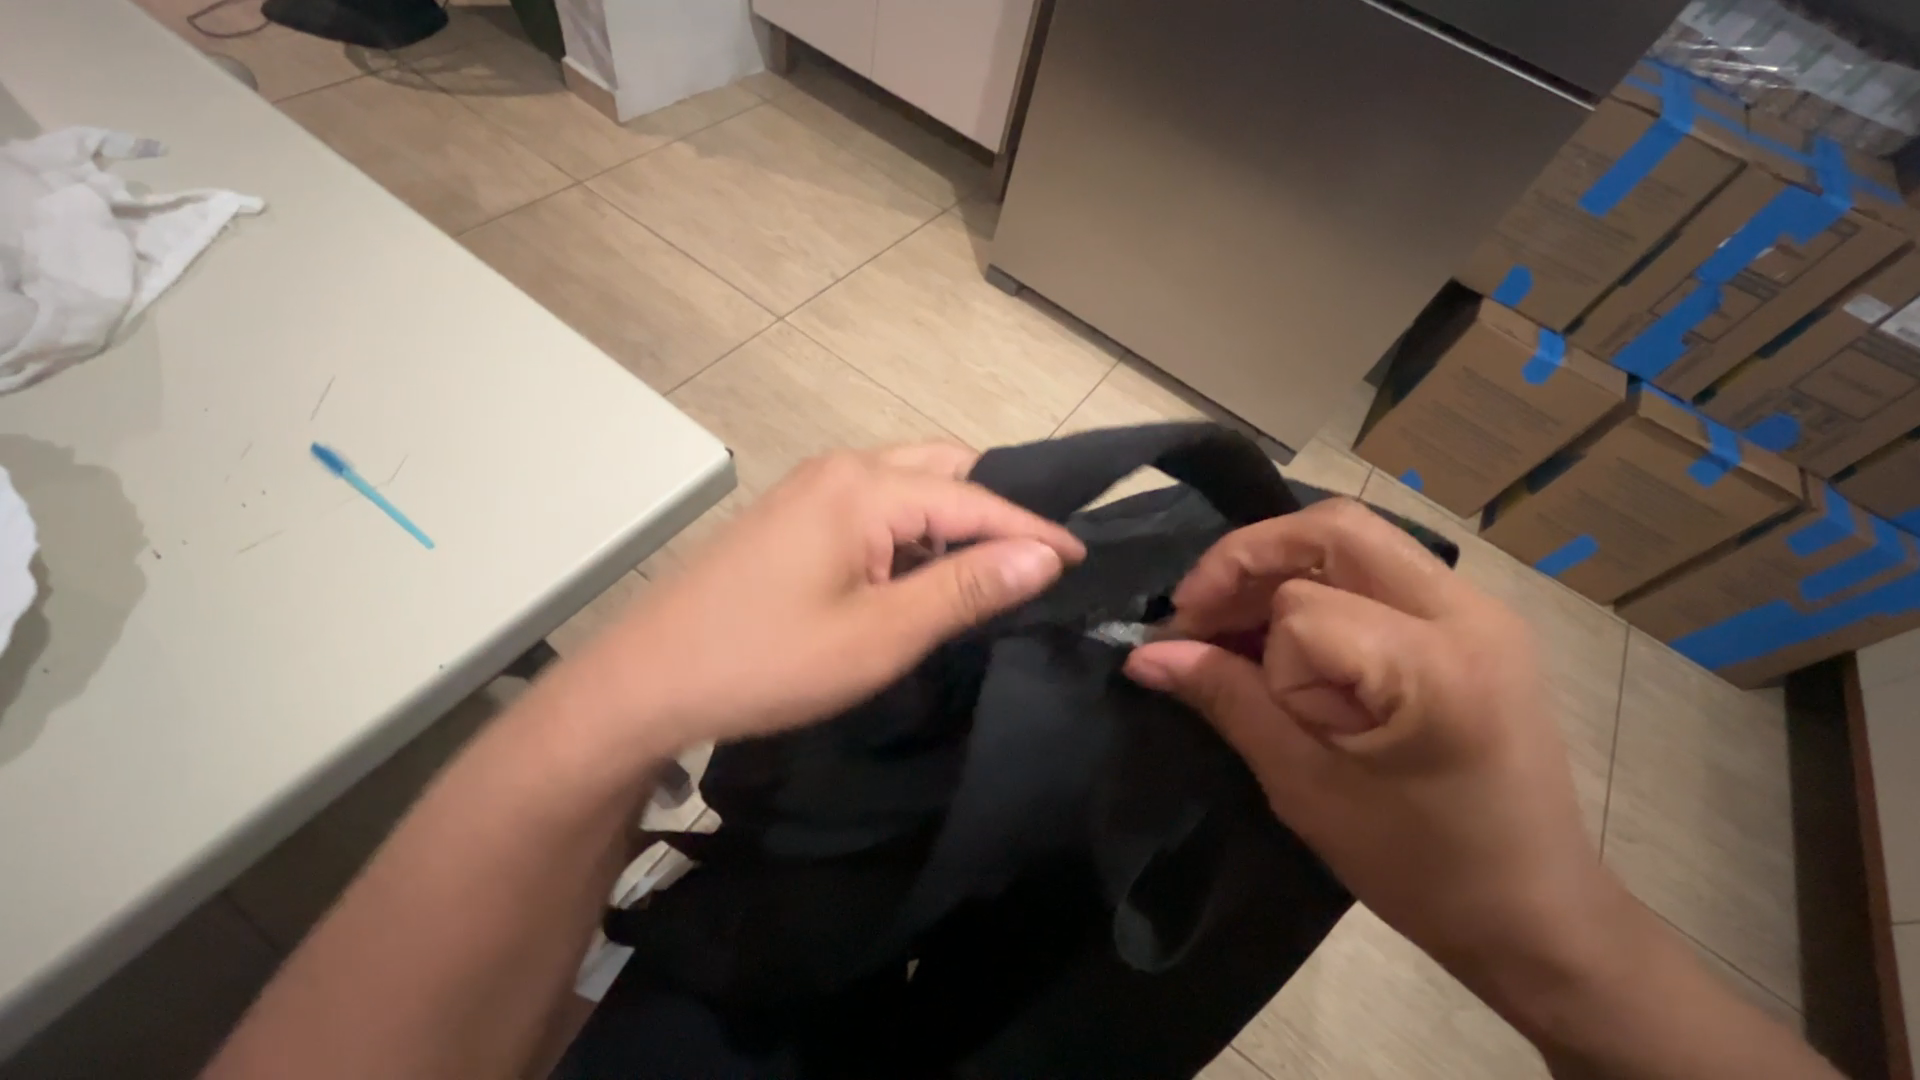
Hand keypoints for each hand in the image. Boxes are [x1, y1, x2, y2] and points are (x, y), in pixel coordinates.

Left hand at [572, 444, 1084, 751]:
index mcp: (865, 487)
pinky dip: (914, 531)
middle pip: (943, 470)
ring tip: (991, 569)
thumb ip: (965, 587)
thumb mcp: (880, 634)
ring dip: (953, 520)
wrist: (648, 680)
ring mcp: (812, 488)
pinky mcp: (795, 515)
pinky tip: (925, 572)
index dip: (1033, 531)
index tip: (1082, 560)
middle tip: (1037, 559)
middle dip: (995, 510)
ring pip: (909, 485)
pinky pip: (876, 506)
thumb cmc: (768, 661)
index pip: (976, 499)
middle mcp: (841, 468)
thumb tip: (1043, 554)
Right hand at [1122, 498, 1622, 1017]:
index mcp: (1433, 667)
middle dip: (1246, 559)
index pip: (1302, 608)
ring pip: (1353, 537)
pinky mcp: (1475, 621)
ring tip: (1232, 623)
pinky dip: (1315, 584)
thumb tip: (1145, 655)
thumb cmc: (1418, 867)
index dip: (1249, 645)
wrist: (1535, 911)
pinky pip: (1376, 569)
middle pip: (1332, 529)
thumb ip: (1226, 699)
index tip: (1216, 683)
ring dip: (1277, 567)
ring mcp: (1479, 610)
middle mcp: (1467, 612)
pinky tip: (1284, 633)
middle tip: (1197, 611)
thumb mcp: (1305, 786)